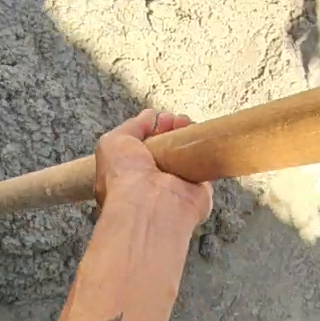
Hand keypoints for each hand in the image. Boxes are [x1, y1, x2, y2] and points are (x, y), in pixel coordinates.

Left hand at [93, 109, 212, 224]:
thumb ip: (132, 127)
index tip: (160, 118)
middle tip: (178, 120)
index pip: (141, 150)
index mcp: (125, 176)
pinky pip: (205, 170)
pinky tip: (201, 139)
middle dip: (172, 131)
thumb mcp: (114, 141)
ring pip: (185, 158)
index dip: (151, 130)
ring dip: (189, 139)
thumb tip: (149, 116)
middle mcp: (149, 184)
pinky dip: (205, 153)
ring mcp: (174, 189)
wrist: (149, 203)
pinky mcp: (197, 193)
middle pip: (165, 151)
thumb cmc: (124, 177)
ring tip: (188, 125)